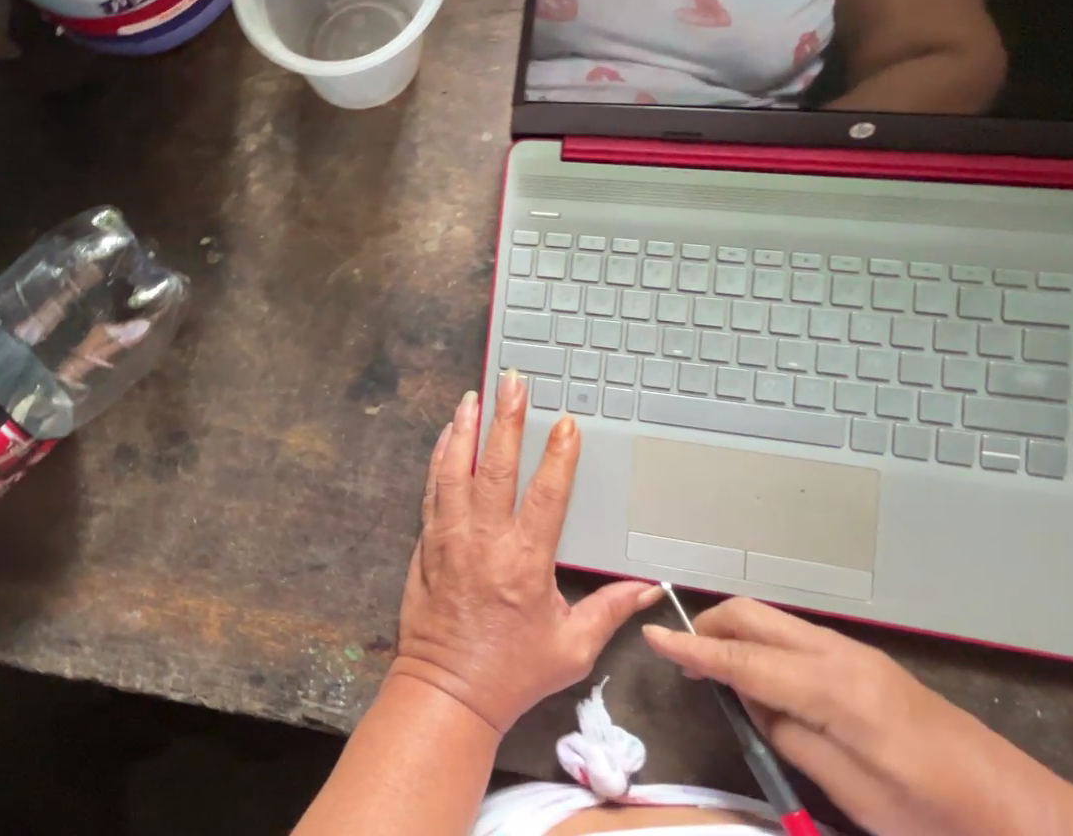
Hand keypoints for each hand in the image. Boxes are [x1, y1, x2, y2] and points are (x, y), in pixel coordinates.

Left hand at [392, 369, 660, 733]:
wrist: (446, 690)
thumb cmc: (511, 672)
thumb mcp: (572, 648)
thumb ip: (608, 610)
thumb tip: (646, 588)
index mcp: (524, 562)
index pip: (546, 495)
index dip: (558, 456)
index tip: (566, 423)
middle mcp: (484, 541)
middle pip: (495, 467)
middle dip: (506, 420)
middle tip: (512, 382)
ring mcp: (448, 538)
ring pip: (454, 470)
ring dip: (464, 430)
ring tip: (473, 396)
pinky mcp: (426, 543)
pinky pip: (432, 491)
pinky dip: (439, 460)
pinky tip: (445, 437)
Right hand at [644, 599, 1072, 835]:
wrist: (1028, 815)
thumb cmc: (937, 817)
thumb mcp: (854, 792)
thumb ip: (790, 736)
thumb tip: (749, 701)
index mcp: (835, 690)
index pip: (743, 660)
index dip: (692, 649)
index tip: (651, 635)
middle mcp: (841, 656)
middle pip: (754, 617)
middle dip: (709, 626)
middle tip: (683, 657)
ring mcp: (857, 654)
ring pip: (773, 621)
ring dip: (736, 634)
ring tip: (717, 672)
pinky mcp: (868, 663)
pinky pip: (796, 637)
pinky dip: (764, 645)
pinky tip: (764, 679)